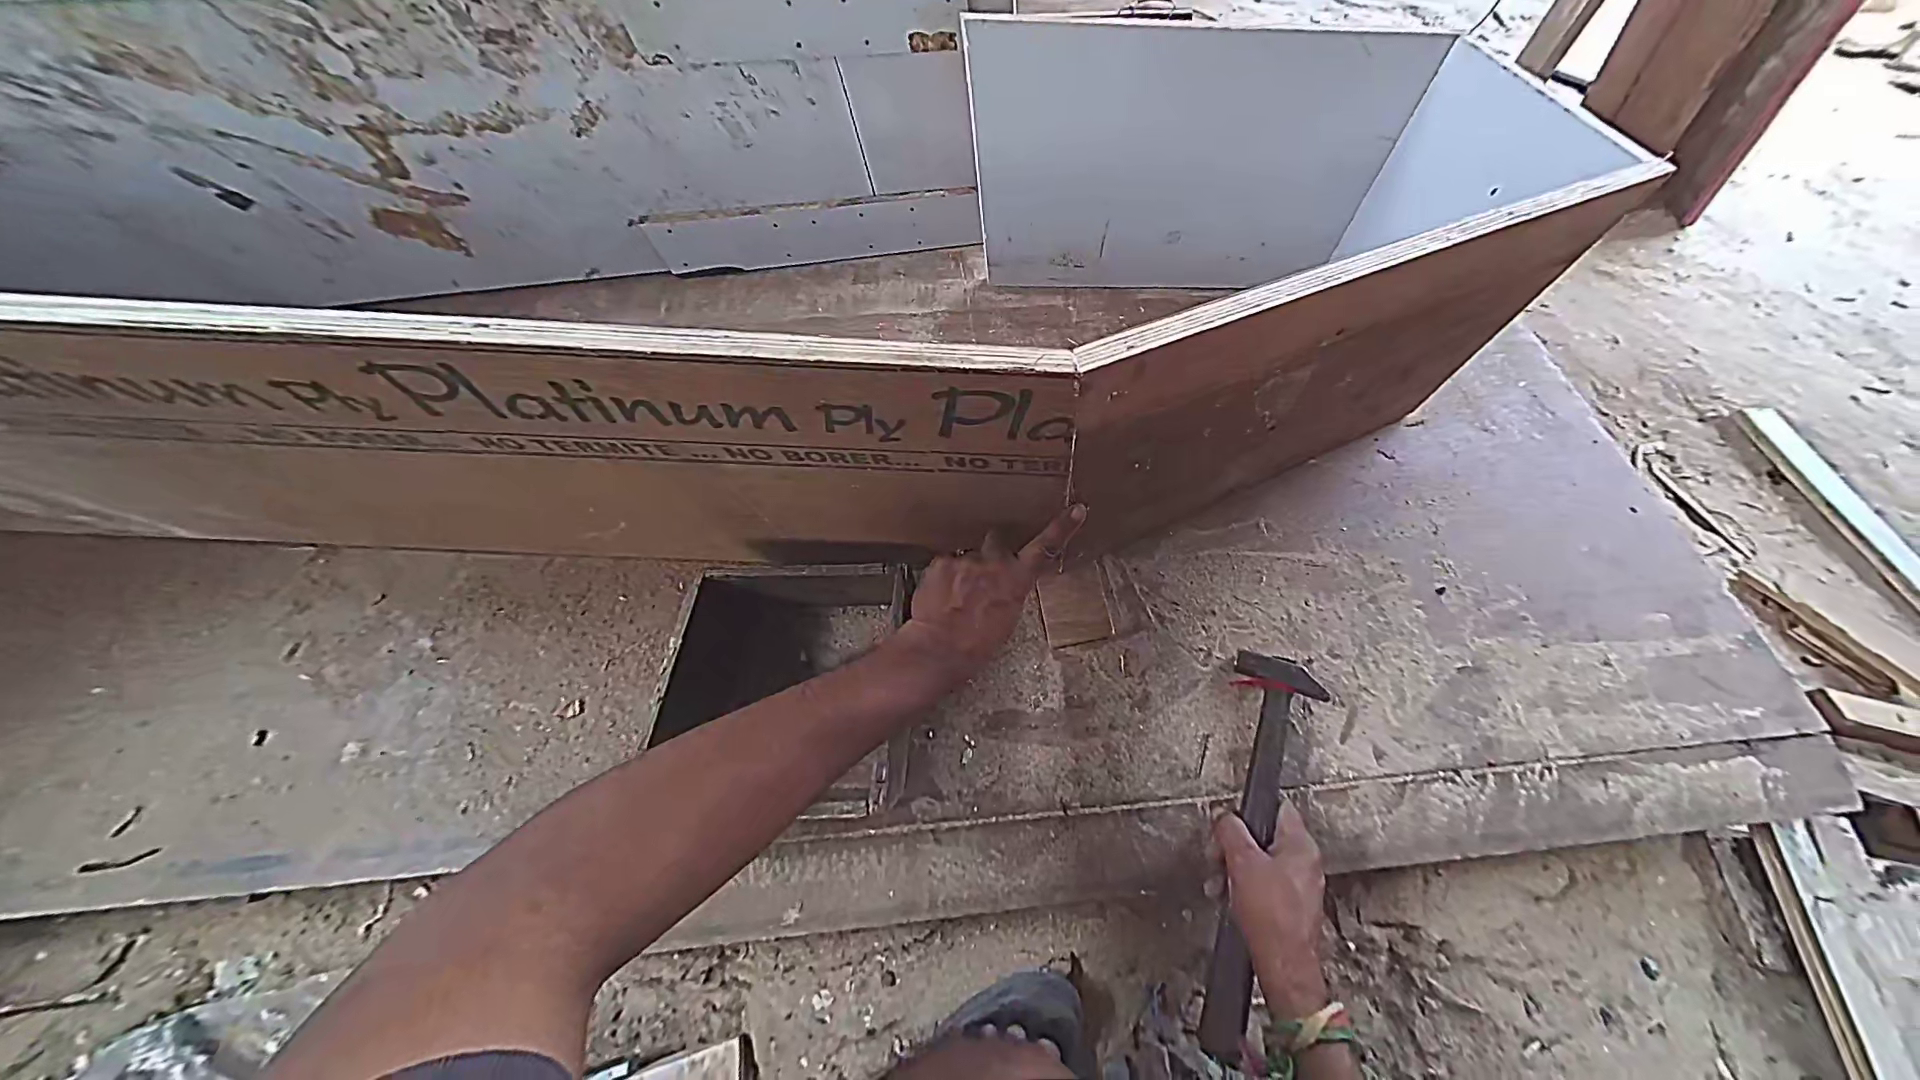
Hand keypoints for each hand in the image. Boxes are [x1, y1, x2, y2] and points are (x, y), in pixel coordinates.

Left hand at [895, 504, 1086, 680]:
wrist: (941, 650)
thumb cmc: (975, 645)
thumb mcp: (1007, 620)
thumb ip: (1010, 591)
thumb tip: (1006, 584)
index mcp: (1016, 581)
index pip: (1044, 548)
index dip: (1062, 528)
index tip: (1076, 510)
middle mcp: (994, 564)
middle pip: (997, 539)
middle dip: (993, 549)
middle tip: (982, 572)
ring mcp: (966, 560)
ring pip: (968, 555)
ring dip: (965, 569)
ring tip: (955, 596)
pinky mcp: (941, 563)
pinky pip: (945, 563)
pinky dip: (944, 577)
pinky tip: (942, 596)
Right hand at [1214, 803, 1329, 1016]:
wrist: (1283, 964)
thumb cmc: (1271, 915)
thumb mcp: (1241, 861)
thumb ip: (1230, 830)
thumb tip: (1224, 815)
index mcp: (1301, 846)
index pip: (1277, 808)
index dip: (1249, 811)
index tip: (1230, 820)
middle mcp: (1305, 862)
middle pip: (1263, 836)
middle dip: (1234, 845)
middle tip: (1218, 855)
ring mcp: (1300, 884)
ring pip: (1260, 860)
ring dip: (1234, 867)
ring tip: (1219, 881)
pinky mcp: (1291, 904)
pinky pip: (1263, 882)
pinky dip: (1244, 885)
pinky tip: (1229, 896)